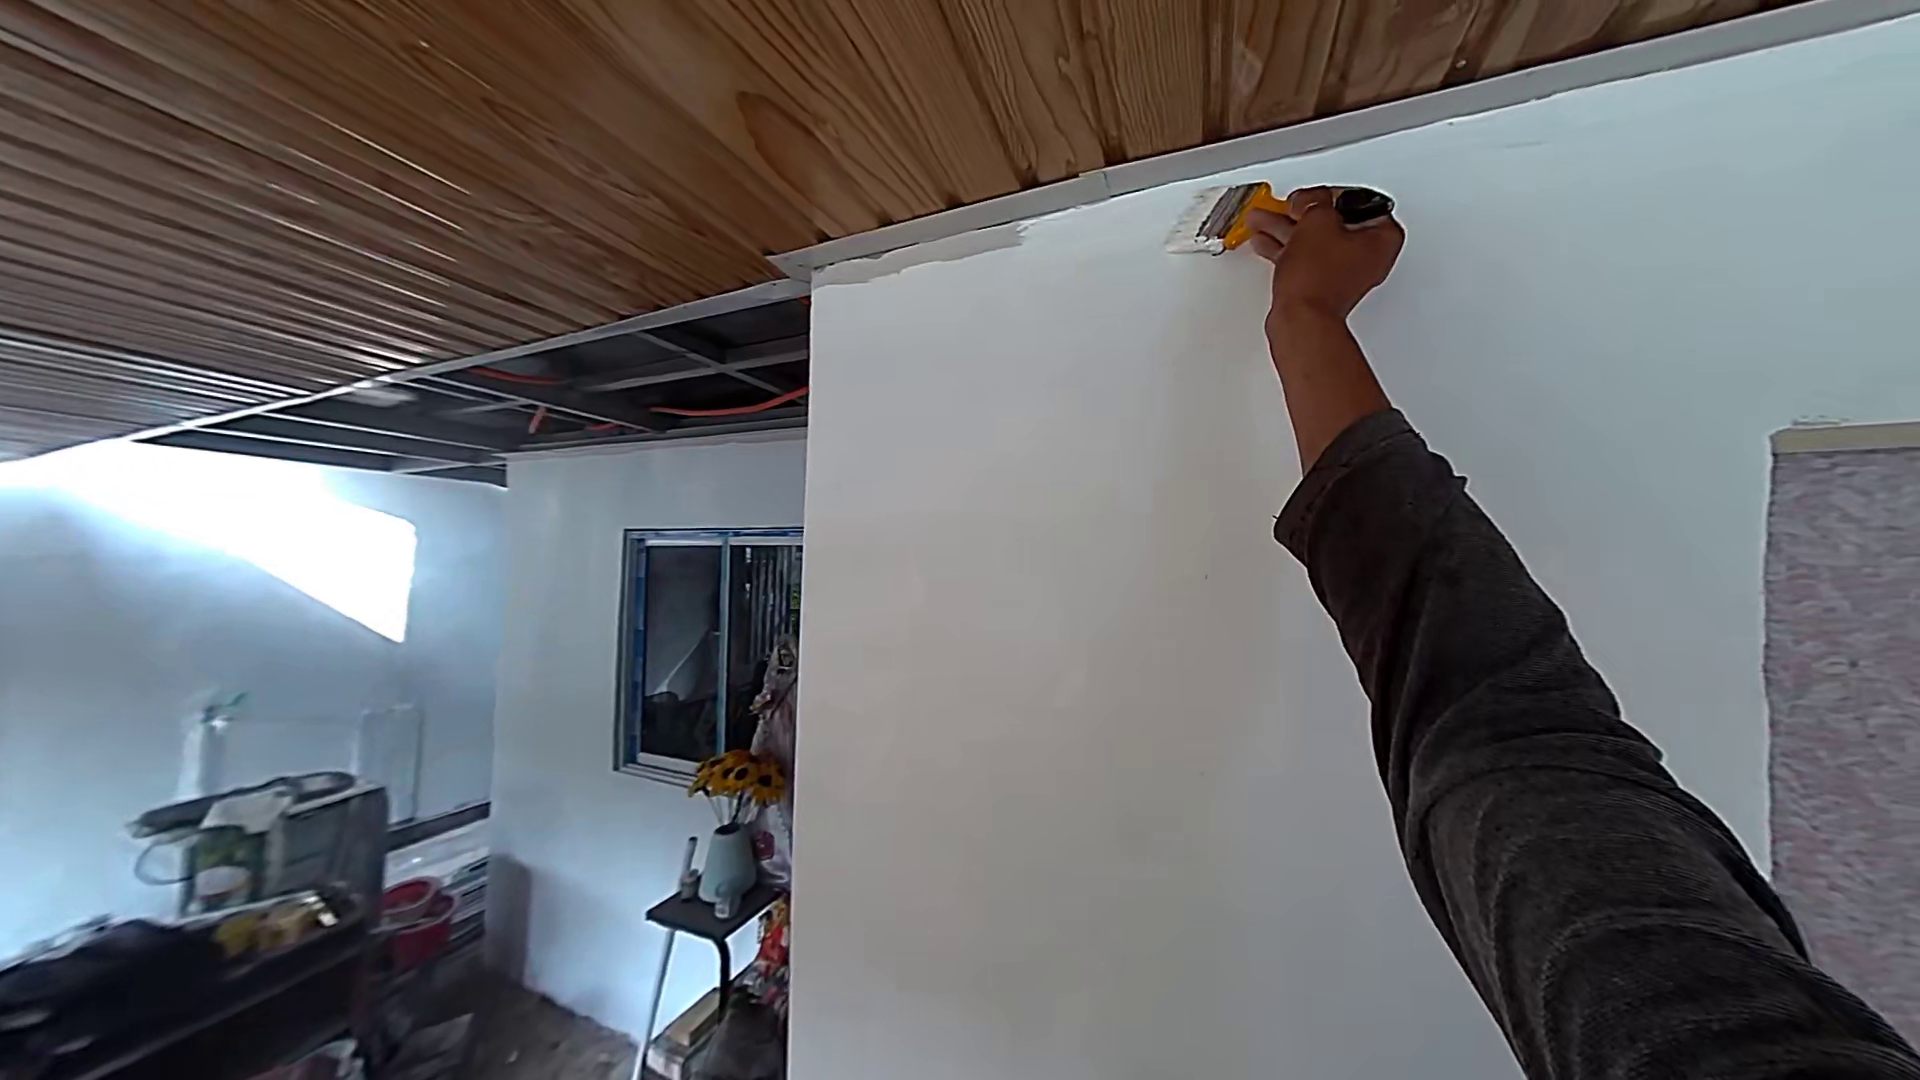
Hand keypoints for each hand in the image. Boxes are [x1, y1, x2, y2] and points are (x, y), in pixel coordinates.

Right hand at [1246, 187, 1404, 324]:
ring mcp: (1344, 273)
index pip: (1356, 201)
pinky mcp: (1322, 287)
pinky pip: (1305, 260)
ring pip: (1314, 241)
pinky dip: (1287, 249)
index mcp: (1382, 236)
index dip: (1327, 194)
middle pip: (1332, 223)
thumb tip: (1310, 200)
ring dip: (1287, 230)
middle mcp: (1368, 255)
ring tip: (1264, 220)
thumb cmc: (1317, 280)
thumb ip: (1315, 201)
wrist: (1300, 318)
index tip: (1306, 195)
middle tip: (1285, 206)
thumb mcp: (1317, 221)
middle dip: (1302, 213)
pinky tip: (1269, 243)